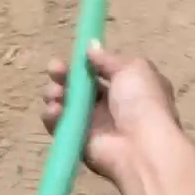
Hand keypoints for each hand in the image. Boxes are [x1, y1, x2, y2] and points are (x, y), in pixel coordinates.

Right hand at [40, 42, 186, 188]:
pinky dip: (52, 117)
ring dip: (55, 94)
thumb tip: (90, 47)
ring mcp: (93, 124)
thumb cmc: (142, 102)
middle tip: (54, 70)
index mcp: (127, 86)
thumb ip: (108, 58)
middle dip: (63, 76)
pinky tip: (55, 110)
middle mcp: (109, 105)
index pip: (99, 71)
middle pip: (78, 86)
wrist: (141, 147)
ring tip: (55, 94)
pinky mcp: (78, 141)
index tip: (72, 56)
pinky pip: (59, 126)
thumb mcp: (133, 68)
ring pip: (65, 104)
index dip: (83, 63)